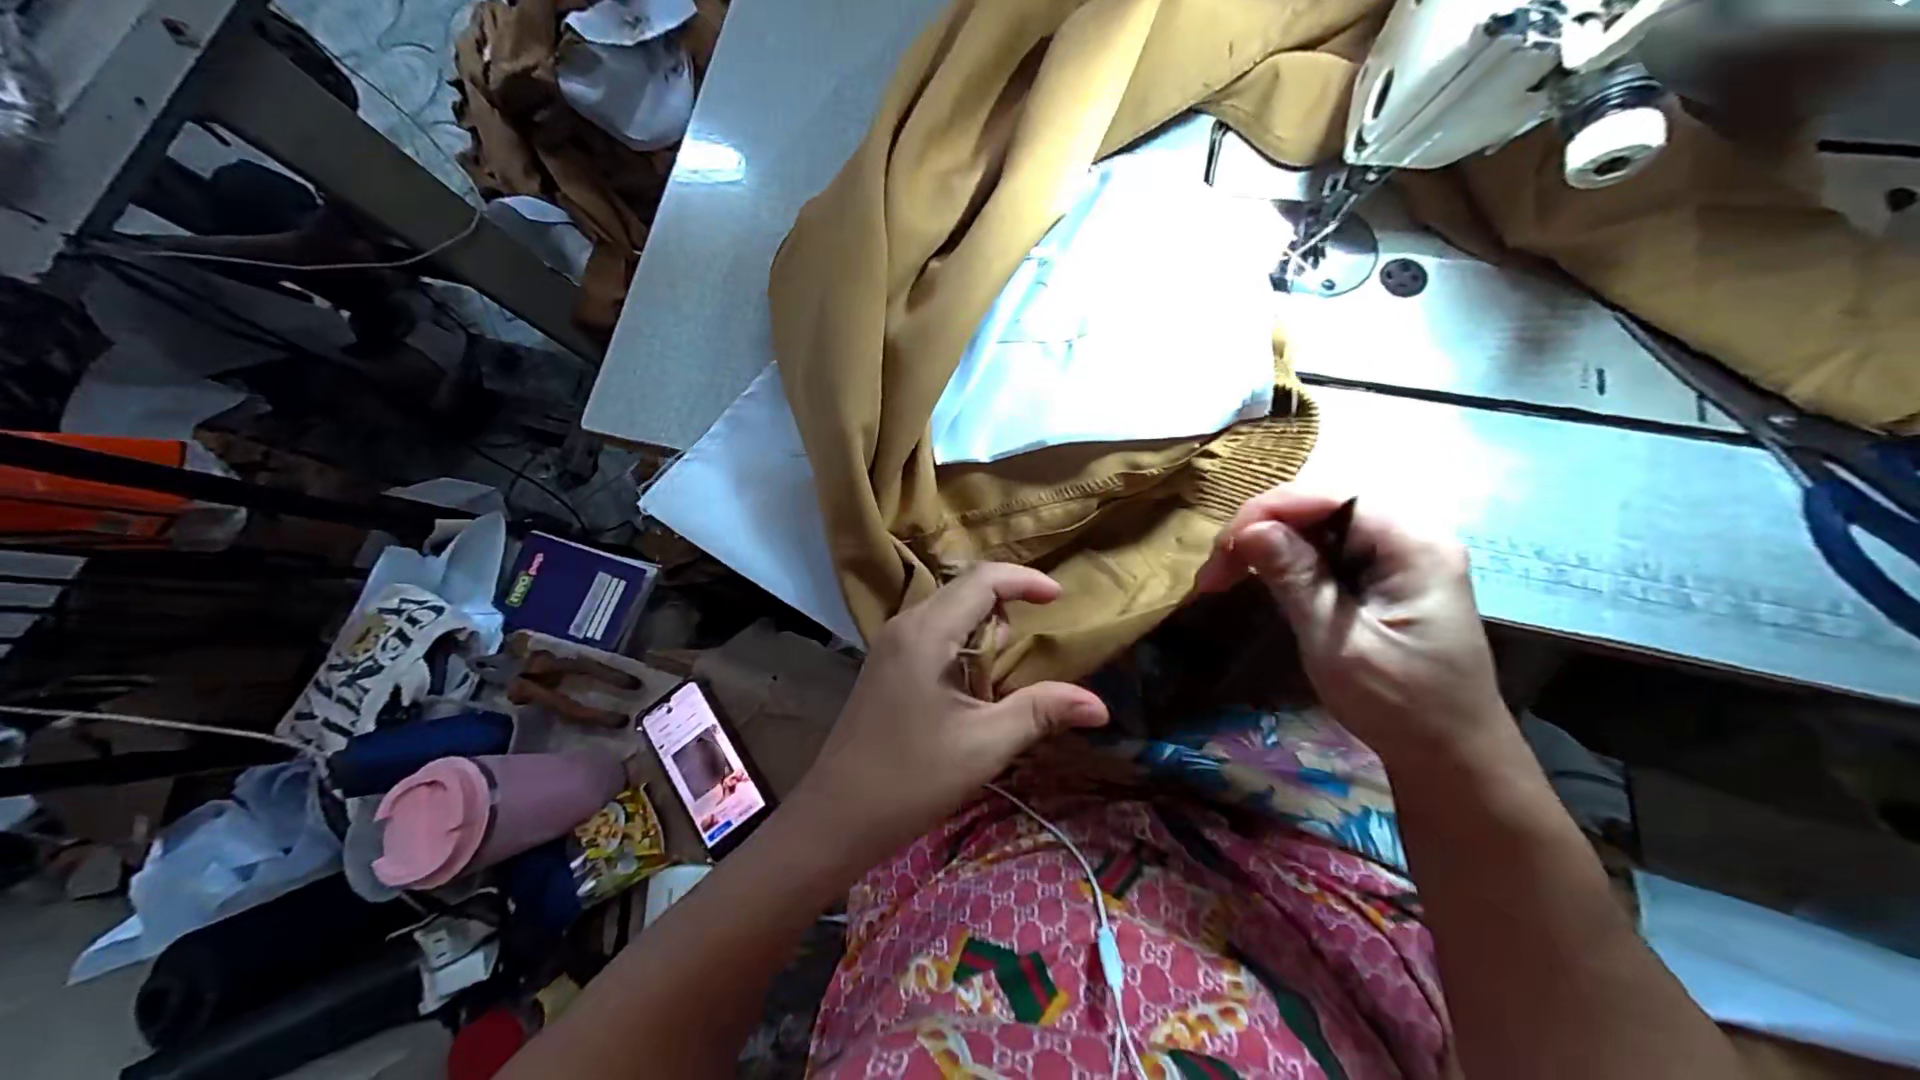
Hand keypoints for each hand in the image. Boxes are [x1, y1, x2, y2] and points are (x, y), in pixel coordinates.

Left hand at [785, 564, 1109, 864]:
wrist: (836, 816)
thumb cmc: (911, 779)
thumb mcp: (985, 745)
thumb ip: (1042, 711)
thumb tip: (1099, 705)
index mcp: (927, 632)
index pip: (982, 579)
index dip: (1025, 581)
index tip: (1061, 599)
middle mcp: (905, 625)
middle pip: (965, 590)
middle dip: (1006, 607)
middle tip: (1034, 647)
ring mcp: (890, 644)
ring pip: (948, 612)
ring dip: (984, 630)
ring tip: (1005, 674)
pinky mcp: (885, 666)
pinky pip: (933, 633)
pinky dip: (962, 644)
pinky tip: (972, 686)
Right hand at [1193, 485, 1507, 765]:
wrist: (1451, 756)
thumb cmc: (1401, 705)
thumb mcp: (1339, 644)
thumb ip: (1296, 580)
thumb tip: (1250, 529)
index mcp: (1414, 545)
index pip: (1328, 498)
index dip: (1266, 513)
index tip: (1221, 553)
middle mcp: (1410, 536)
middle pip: (1319, 506)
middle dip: (1260, 529)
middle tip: (1216, 572)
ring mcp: (1398, 555)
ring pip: (1316, 525)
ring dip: (1266, 544)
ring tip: (1225, 577)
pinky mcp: (1384, 575)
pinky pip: (1326, 548)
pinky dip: (1285, 560)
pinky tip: (1259, 578)